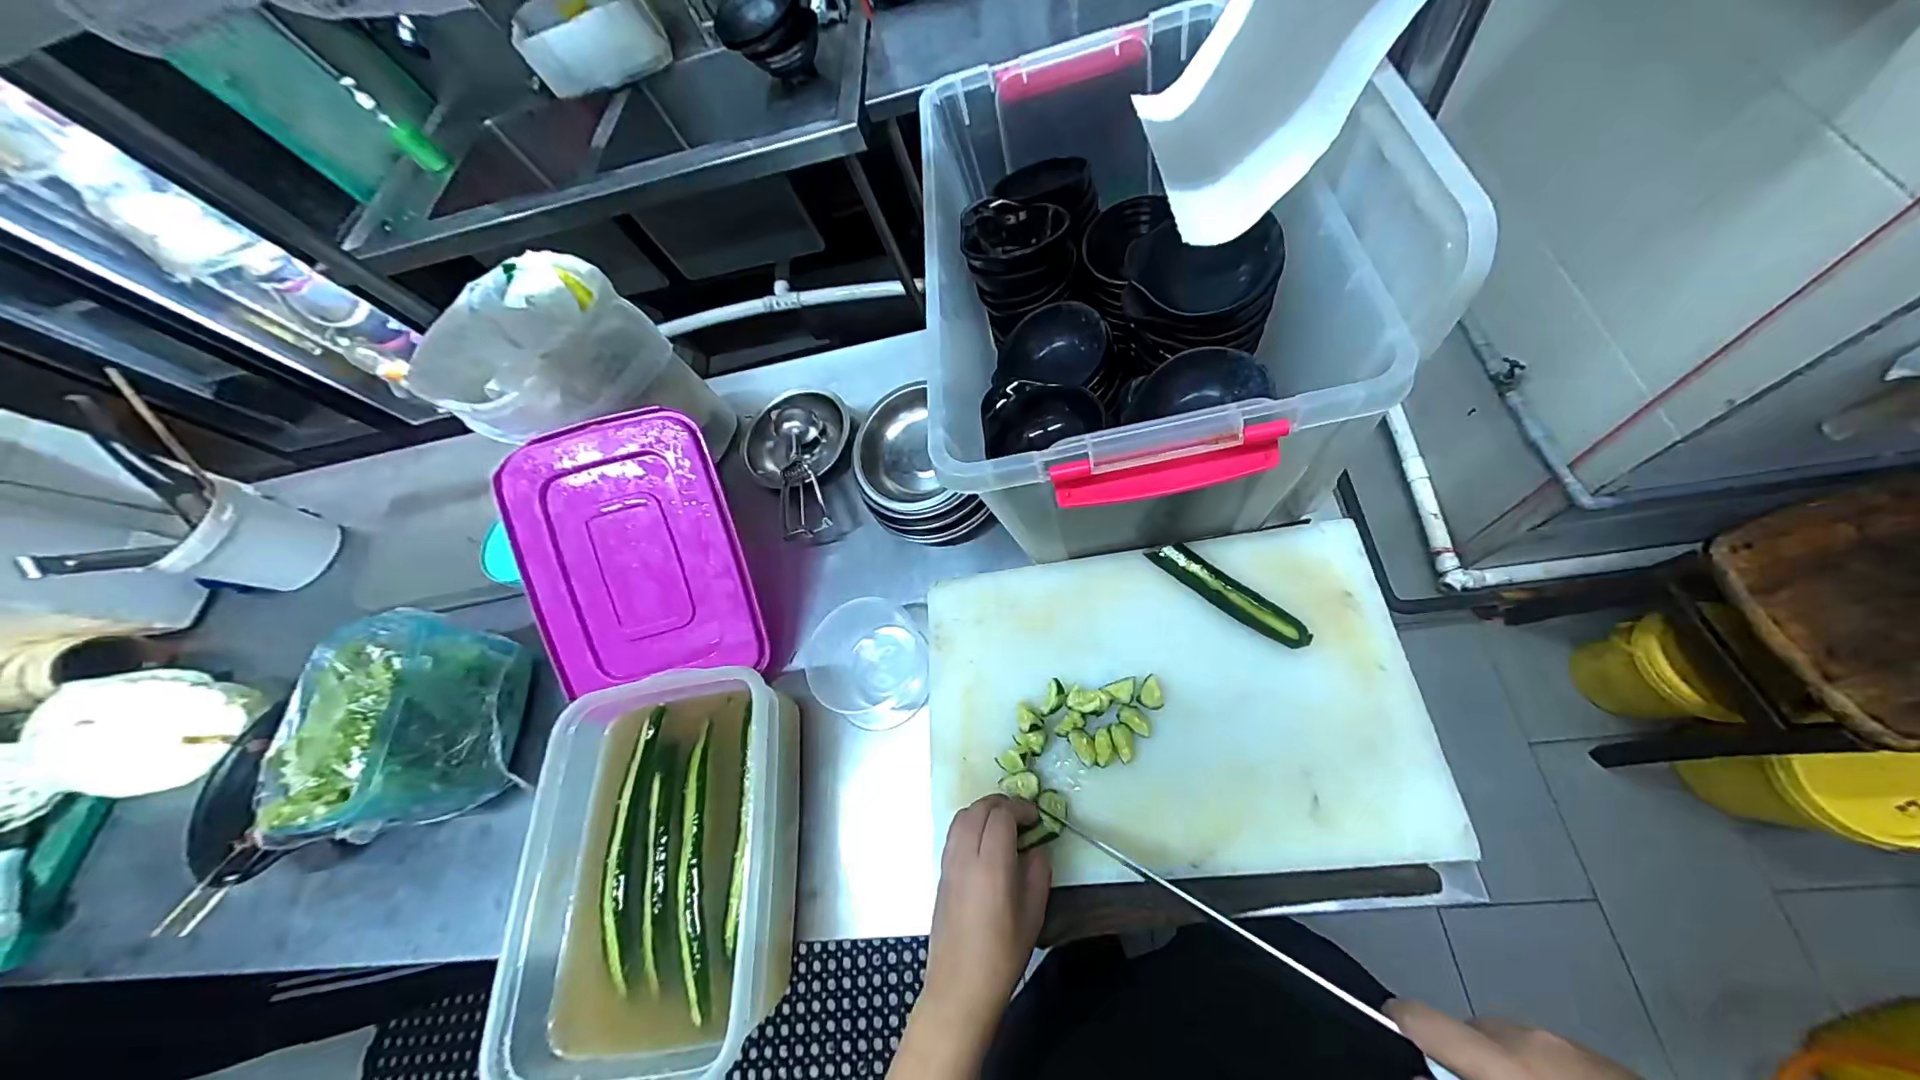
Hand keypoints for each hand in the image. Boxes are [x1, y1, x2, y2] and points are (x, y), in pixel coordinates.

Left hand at [889, 795, 1050, 1079]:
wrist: (959, 986)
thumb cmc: (1002, 954)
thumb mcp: (1033, 914)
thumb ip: (1037, 872)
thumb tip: (1035, 849)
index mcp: (990, 864)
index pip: (1002, 815)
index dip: (1021, 809)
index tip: (1037, 818)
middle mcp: (965, 855)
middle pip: (979, 808)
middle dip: (1001, 803)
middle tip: (1022, 815)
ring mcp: (948, 862)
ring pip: (962, 816)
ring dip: (983, 810)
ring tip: (1003, 824)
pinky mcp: (940, 873)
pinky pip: (954, 833)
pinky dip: (970, 824)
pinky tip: (985, 842)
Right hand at [1386, 999, 1643, 1079]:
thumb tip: (1420, 1073)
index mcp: (1500, 1059)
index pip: (1419, 1017)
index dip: (1397, 1026)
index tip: (1392, 1043)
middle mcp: (1527, 1038)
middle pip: (1468, 1030)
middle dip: (1465, 1060)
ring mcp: (1572, 1046)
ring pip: (1512, 1043)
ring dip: (1505, 1067)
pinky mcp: (1609, 1061)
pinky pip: (1552, 1056)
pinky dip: (1543, 1074)